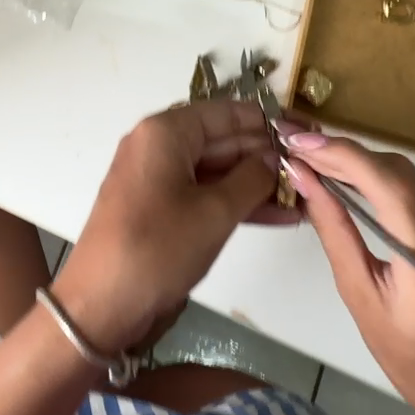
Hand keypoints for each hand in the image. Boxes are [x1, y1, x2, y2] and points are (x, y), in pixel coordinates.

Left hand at [51, 101, 280, 354]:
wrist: (103, 302)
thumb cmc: (159, 247)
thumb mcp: (215, 212)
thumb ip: (251, 179)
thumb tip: (274, 157)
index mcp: (164, 131)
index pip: (223, 113)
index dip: (263, 122)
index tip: (302, 135)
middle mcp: (157, 144)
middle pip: (219, 139)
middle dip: (263, 156)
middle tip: (311, 170)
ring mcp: (156, 176)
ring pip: (214, 169)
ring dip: (255, 183)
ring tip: (303, 197)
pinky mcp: (158, 206)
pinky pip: (203, 192)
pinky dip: (235, 202)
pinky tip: (278, 216)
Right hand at [286, 135, 414, 414]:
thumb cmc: (410, 360)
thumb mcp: (360, 297)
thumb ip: (334, 231)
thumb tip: (303, 177)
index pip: (390, 187)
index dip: (343, 154)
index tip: (300, 140)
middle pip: (402, 175)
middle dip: (348, 155)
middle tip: (300, 149)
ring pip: (413, 182)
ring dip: (364, 167)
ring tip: (319, 164)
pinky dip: (386, 187)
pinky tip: (357, 190)